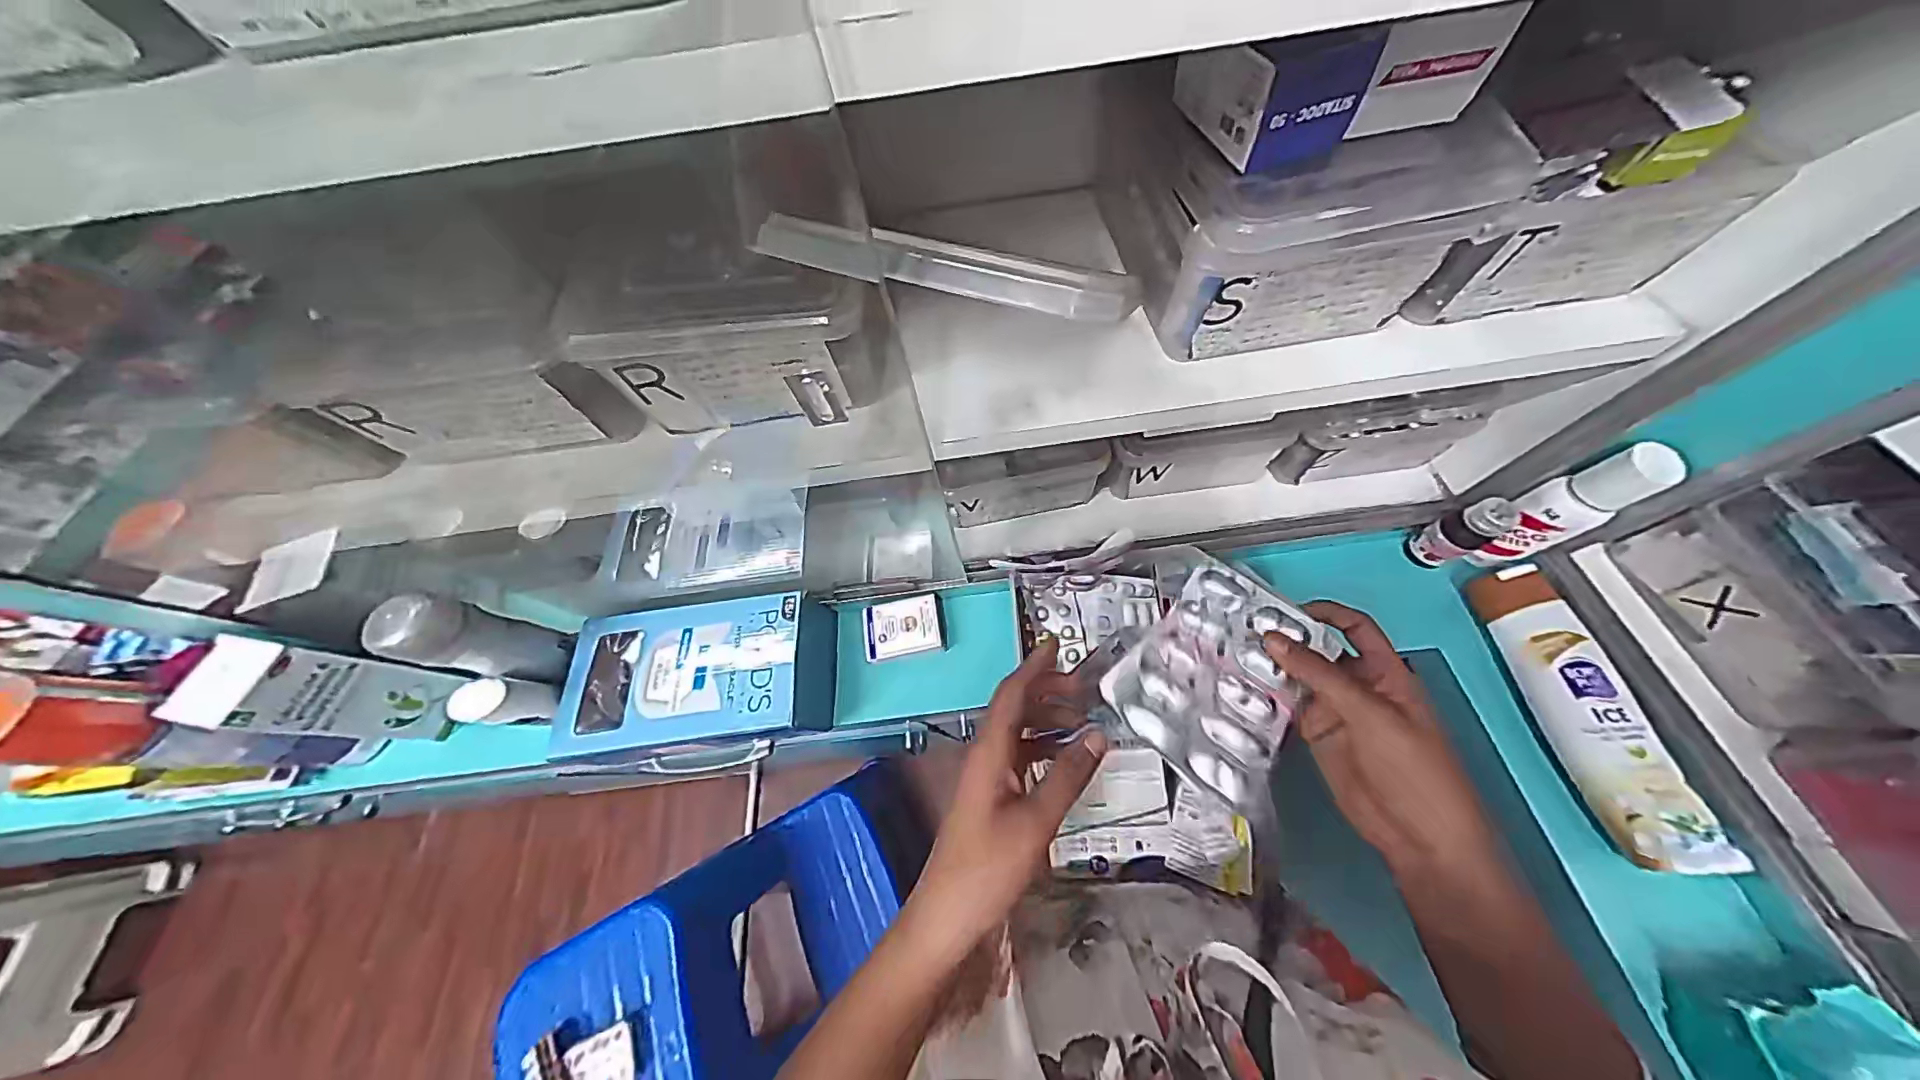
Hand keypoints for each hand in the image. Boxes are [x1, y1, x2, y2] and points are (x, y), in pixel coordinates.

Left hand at [896, 637, 1108, 966]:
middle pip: (1013, 709)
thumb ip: (1068, 776)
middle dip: (1045, 691)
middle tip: (1083, 686)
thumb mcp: (1036, 822)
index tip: (1056, 646)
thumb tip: (1098, 734)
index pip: (1011, 696)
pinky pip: (1017, 758)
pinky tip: (1063, 758)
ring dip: (1045, 720)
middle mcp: (983, 757)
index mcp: (988, 753)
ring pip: (1016, 733)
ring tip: (1081, 719)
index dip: (1033, 668)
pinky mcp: (989, 798)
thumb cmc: (988, 868)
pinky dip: (1042, 749)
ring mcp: (984, 778)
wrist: (947, 915)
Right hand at [1262, 602, 1501, 881]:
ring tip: (1242, 657)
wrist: (1419, 833)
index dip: (1326, 614)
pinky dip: (1270, 697)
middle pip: (1320, 651)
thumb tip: (1279, 641)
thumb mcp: (1369, 713)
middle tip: (1252, 633)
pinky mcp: (1318, 735)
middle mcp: (1359, 687)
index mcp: (1387, 672)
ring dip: (1275, 668)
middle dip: (1290, 641)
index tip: (1289, 611)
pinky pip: (1289, 707)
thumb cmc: (1418, 771)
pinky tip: (1250, 689)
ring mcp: (1337, 711)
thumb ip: (1320, 675)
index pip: (1355, 629)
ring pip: (1300, 678)